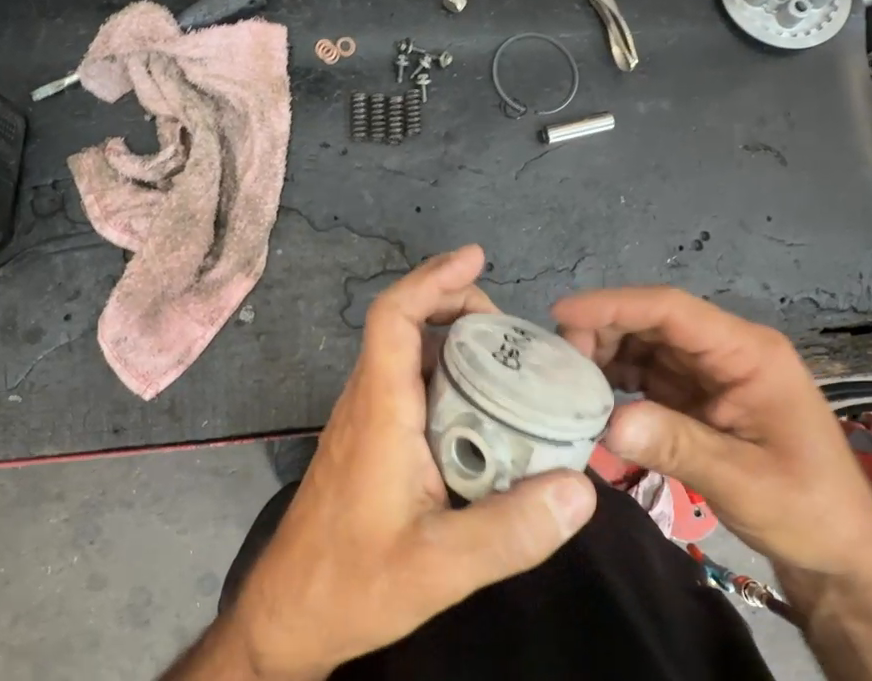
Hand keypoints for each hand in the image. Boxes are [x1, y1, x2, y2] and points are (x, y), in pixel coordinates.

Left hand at [218, 247, 597, 679]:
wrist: (290, 614)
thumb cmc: (353, 582)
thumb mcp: (441, 567)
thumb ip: (511, 530)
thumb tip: (581, 486)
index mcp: (380, 409)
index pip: (395, 317)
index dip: (433, 278)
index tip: (475, 258)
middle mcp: (368, 401)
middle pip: (407, 326)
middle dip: (458, 307)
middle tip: (516, 333)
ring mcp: (365, 421)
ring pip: (408, 356)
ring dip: (454, 342)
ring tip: (510, 364)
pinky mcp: (370, 443)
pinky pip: (409, 386)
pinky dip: (447, 376)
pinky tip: (483, 413)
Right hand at [553, 287, 871, 580]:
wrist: (842, 553)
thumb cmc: (808, 510)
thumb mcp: (744, 482)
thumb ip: (678, 446)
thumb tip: (608, 423)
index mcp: (748, 353)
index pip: (671, 309)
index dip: (613, 306)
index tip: (561, 315)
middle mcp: (726, 352)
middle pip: (652, 322)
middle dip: (601, 332)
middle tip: (556, 363)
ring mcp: (711, 373)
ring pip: (644, 345)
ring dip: (604, 355)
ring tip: (564, 382)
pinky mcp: (698, 397)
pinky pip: (648, 375)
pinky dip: (616, 382)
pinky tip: (590, 400)